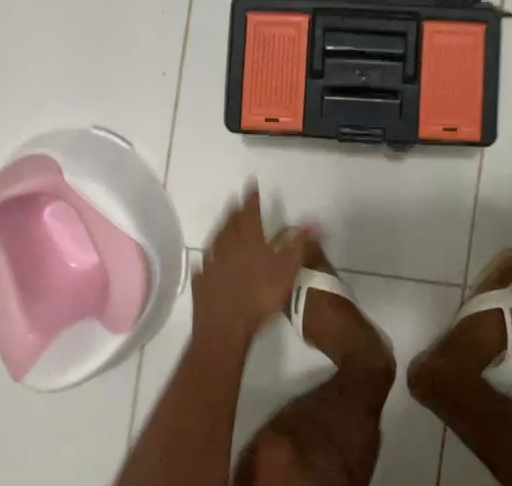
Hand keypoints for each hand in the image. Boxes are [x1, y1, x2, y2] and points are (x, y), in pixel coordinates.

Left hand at [193, 183, 306, 343]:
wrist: (225, 327)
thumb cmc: (260, 297)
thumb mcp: (287, 271)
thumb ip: (297, 246)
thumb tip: (311, 224)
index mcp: (249, 240)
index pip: (250, 212)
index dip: (252, 198)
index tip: (251, 184)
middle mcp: (227, 245)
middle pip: (230, 222)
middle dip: (235, 209)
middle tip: (237, 200)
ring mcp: (211, 262)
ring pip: (216, 239)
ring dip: (221, 228)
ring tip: (225, 222)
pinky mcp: (201, 280)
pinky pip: (205, 262)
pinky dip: (209, 255)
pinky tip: (209, 257)